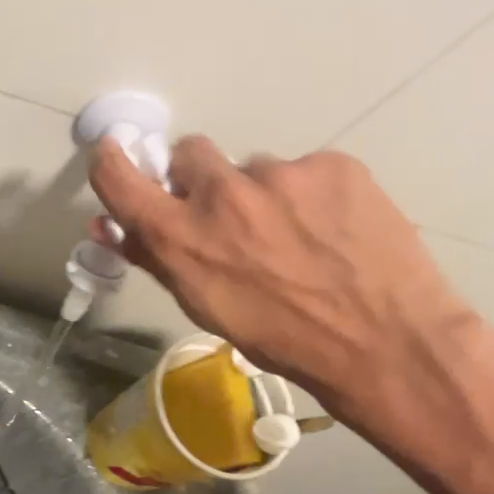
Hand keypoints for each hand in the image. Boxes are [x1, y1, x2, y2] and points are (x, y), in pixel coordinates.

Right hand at [88, 136, 480, 415]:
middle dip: (198, 178)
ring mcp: (280, 174)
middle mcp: (221, 194)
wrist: (383, 341)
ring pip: (253, 169)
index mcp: (179, 236)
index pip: (119, 178)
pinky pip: (304, 171)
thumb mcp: (202, 305)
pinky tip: (330, 231)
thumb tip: (112, 227)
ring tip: (295, 237)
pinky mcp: (332, 165)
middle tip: (226, 215)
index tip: (114, 153)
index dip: (110, 160)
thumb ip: (156, 258)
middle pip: (190, 153)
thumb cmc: (278, 339)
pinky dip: (309, 196)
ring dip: (261, 194)